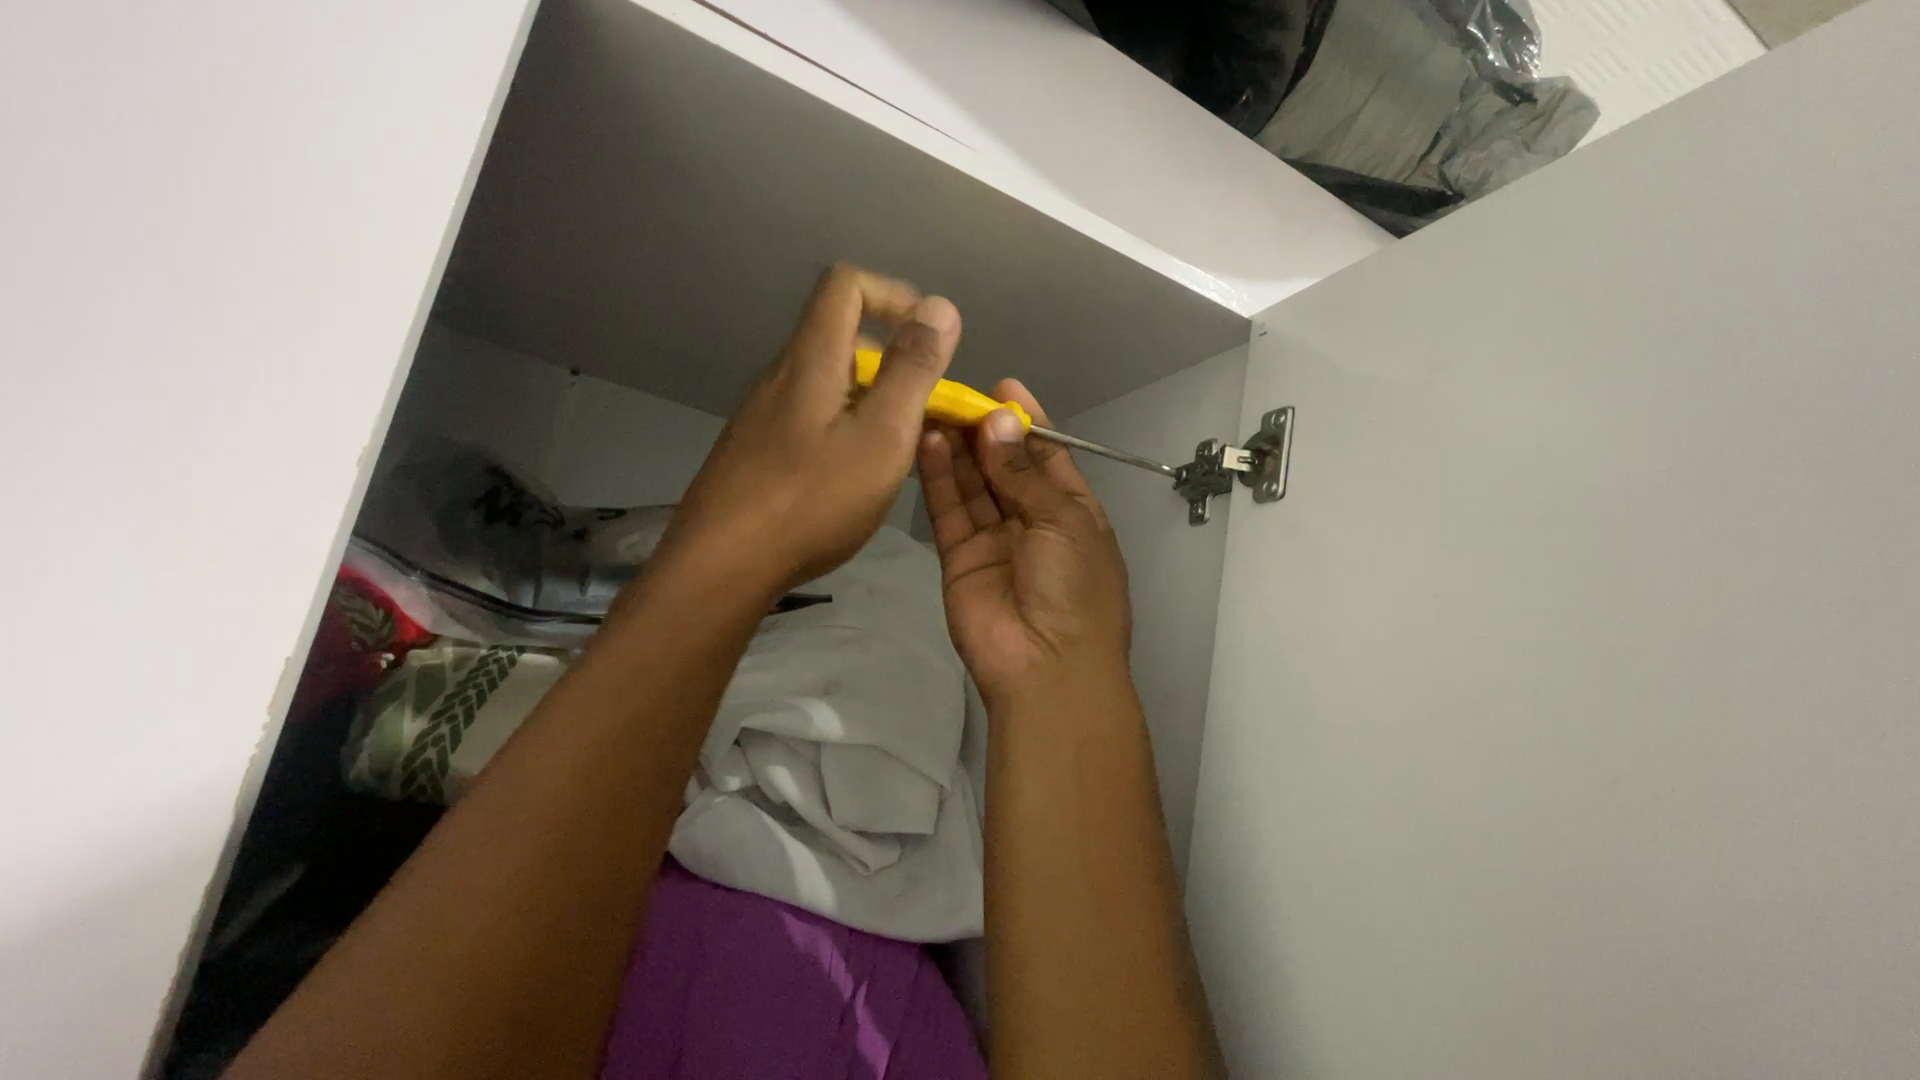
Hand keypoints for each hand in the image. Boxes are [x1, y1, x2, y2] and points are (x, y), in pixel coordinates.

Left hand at [660, 264, 960, 593]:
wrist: (723, 564)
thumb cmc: (812, 499)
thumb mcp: (882, 435)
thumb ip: (912, 370)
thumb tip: (939, 306)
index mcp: (811, 358)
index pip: (845, 284)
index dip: (894, 294)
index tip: (927, 338)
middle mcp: (781, 375)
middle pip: (840, 336)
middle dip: (893, 361)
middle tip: (924, 411)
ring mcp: (763, 415)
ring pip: (828, 384)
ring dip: (872, 401)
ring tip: (898, 452)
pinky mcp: (756, 451)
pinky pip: (811, 418)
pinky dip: (846, 430)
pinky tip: (855, 480)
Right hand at [918, 381, 1131, 705]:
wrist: (1047, 666)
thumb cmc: (1075, 588)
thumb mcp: (1064, 521)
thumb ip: (1025, 473)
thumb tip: (999, 424)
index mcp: (1074, 513)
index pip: (1049, 457)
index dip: (1027, 422)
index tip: (1002, 387)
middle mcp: (1034, 523)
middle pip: (1005, 468)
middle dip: (985, 432)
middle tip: (956, 393)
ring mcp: (995, 542)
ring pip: (974, 486)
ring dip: (959, 449)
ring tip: (936, 408)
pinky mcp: (960, 558)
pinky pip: (950, 512)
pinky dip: (940, 479)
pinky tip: (929, 443)